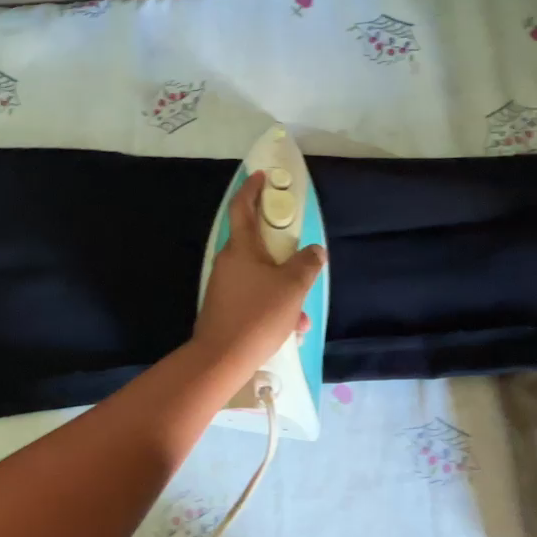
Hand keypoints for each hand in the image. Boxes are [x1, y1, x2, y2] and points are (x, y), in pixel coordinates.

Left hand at [191, 171, 326, 374]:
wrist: (221, 358)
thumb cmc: (257, 315)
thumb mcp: (292, 288)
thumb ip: (307, 264)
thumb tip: (315, 251)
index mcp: (240, 248)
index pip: (243, 207)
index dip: (253, 189)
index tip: (263, 177)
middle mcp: (228, 261)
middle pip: (258, 245)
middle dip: (285, 256)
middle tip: (303, 262)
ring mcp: (225, 285)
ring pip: (262, 278)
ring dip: (285, 293)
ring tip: (301, 318)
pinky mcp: (226, 307)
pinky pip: (256, 298)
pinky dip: (274, 310)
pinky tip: (290, 332)